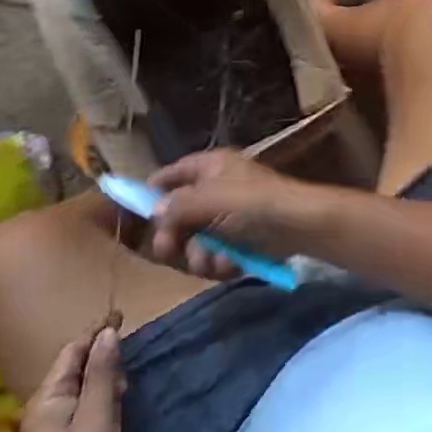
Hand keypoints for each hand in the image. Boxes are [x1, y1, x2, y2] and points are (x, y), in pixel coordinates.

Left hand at [21, 321, 122, 431]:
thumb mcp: (97, 419)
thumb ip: (101, 374)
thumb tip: (108, 331)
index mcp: (43, 400)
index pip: (70, 352)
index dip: (95, 332)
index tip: (121, 314)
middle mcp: (40, 412)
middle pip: (71, 370)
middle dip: (98, 356)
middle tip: (127, 351)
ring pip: (77, 391)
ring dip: (100, 380)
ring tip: (124, 378)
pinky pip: (79, 412)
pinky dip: (97, 402)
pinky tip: (113, 405)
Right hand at [147, 149, 325, 278]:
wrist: (301, 226)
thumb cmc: (255, 202)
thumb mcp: (211, 198)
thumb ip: (178, 205)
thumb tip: (154, 212)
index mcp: (209, 167)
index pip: (170, 175)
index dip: (151, 191)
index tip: (130, 212)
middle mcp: (214, 190)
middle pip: (177, 216)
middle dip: (176, 237)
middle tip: (168, 251)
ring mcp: (227, 218)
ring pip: (194, 242)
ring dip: (201, 254)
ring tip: (214, 258)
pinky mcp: (239, 243)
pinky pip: (214, 257)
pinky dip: (221, 263)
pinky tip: (232, 263)